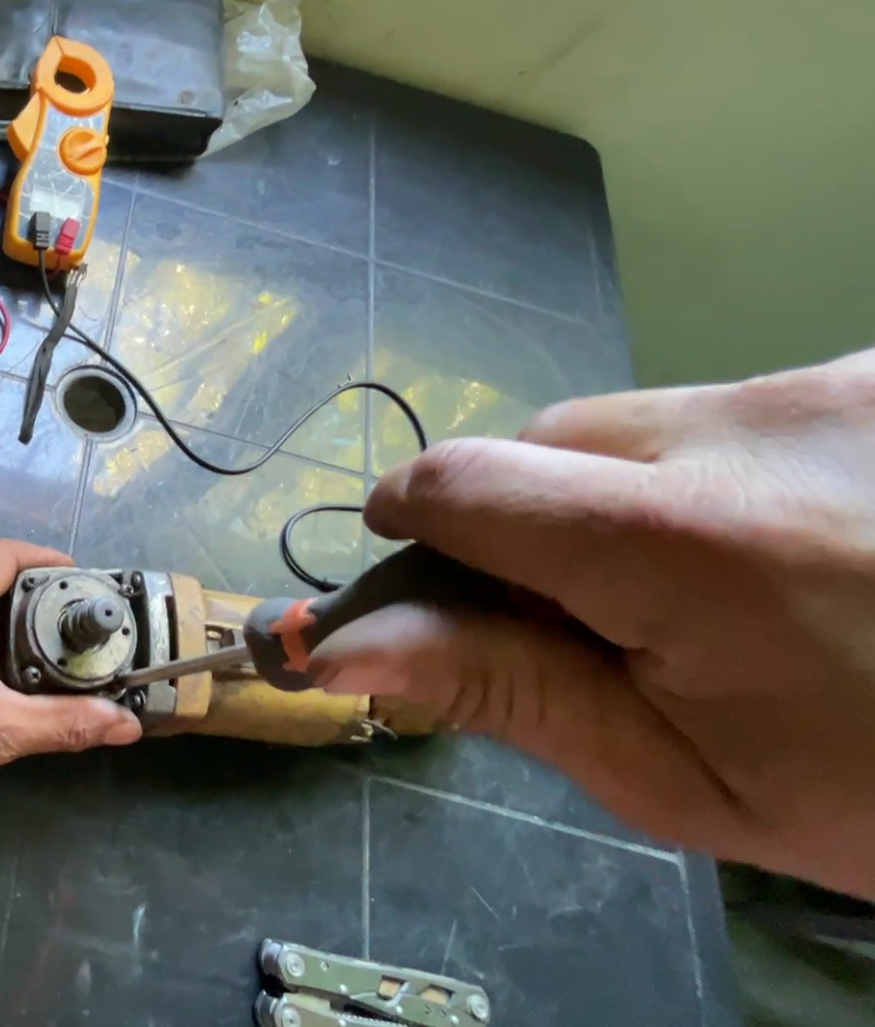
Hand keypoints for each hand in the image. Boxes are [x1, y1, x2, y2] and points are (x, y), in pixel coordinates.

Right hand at [313, 349, 874, 897]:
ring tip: (709, 575)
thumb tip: (335, 650)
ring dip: (613, 490)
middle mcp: (759, 428)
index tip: (412, 559)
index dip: (408, 516)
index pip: (460, 483)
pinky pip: (717, 407)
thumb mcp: (678, 777)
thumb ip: (497, 688)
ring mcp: (840, 381)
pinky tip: (790, 533)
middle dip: (523, 516)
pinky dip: (702, 468)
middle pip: (539, 442)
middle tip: (593, 606)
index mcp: (688, 549)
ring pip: (624, 420)